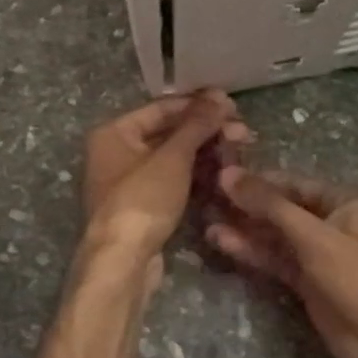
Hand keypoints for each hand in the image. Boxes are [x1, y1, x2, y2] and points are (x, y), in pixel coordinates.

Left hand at [82, 92, 245, 261]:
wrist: (123, 261)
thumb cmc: (142, 200)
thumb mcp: (172, 158)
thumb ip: (196, 125)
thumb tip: (218, 96)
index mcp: (113, 133)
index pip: (162, 108)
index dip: (198, 105)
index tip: (232, 106)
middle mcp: (116, 153)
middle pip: (168, 134)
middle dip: (206, 132)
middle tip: (244, 133)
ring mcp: (129, 182)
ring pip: (173, 160)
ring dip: (205, 155)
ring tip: (240, 153)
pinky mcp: (143, 207)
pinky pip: (173, 182)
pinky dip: (196, 177)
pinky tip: (224, 176)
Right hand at [206, 168, 357, 357]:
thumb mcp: (316, 237)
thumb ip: (271, 206)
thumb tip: (228, 174)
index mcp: (348, 203)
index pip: (296, 183)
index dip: (259, 180)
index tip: (221, 175)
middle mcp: (335, 225)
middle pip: (285, 210)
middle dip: (248, 206)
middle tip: (207, 198)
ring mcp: (322, 257)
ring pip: (279, 238)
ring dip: (246, 231)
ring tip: (207, 223)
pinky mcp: (311, 285)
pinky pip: (279, 262)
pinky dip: (254, 254)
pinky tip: (224, 244)